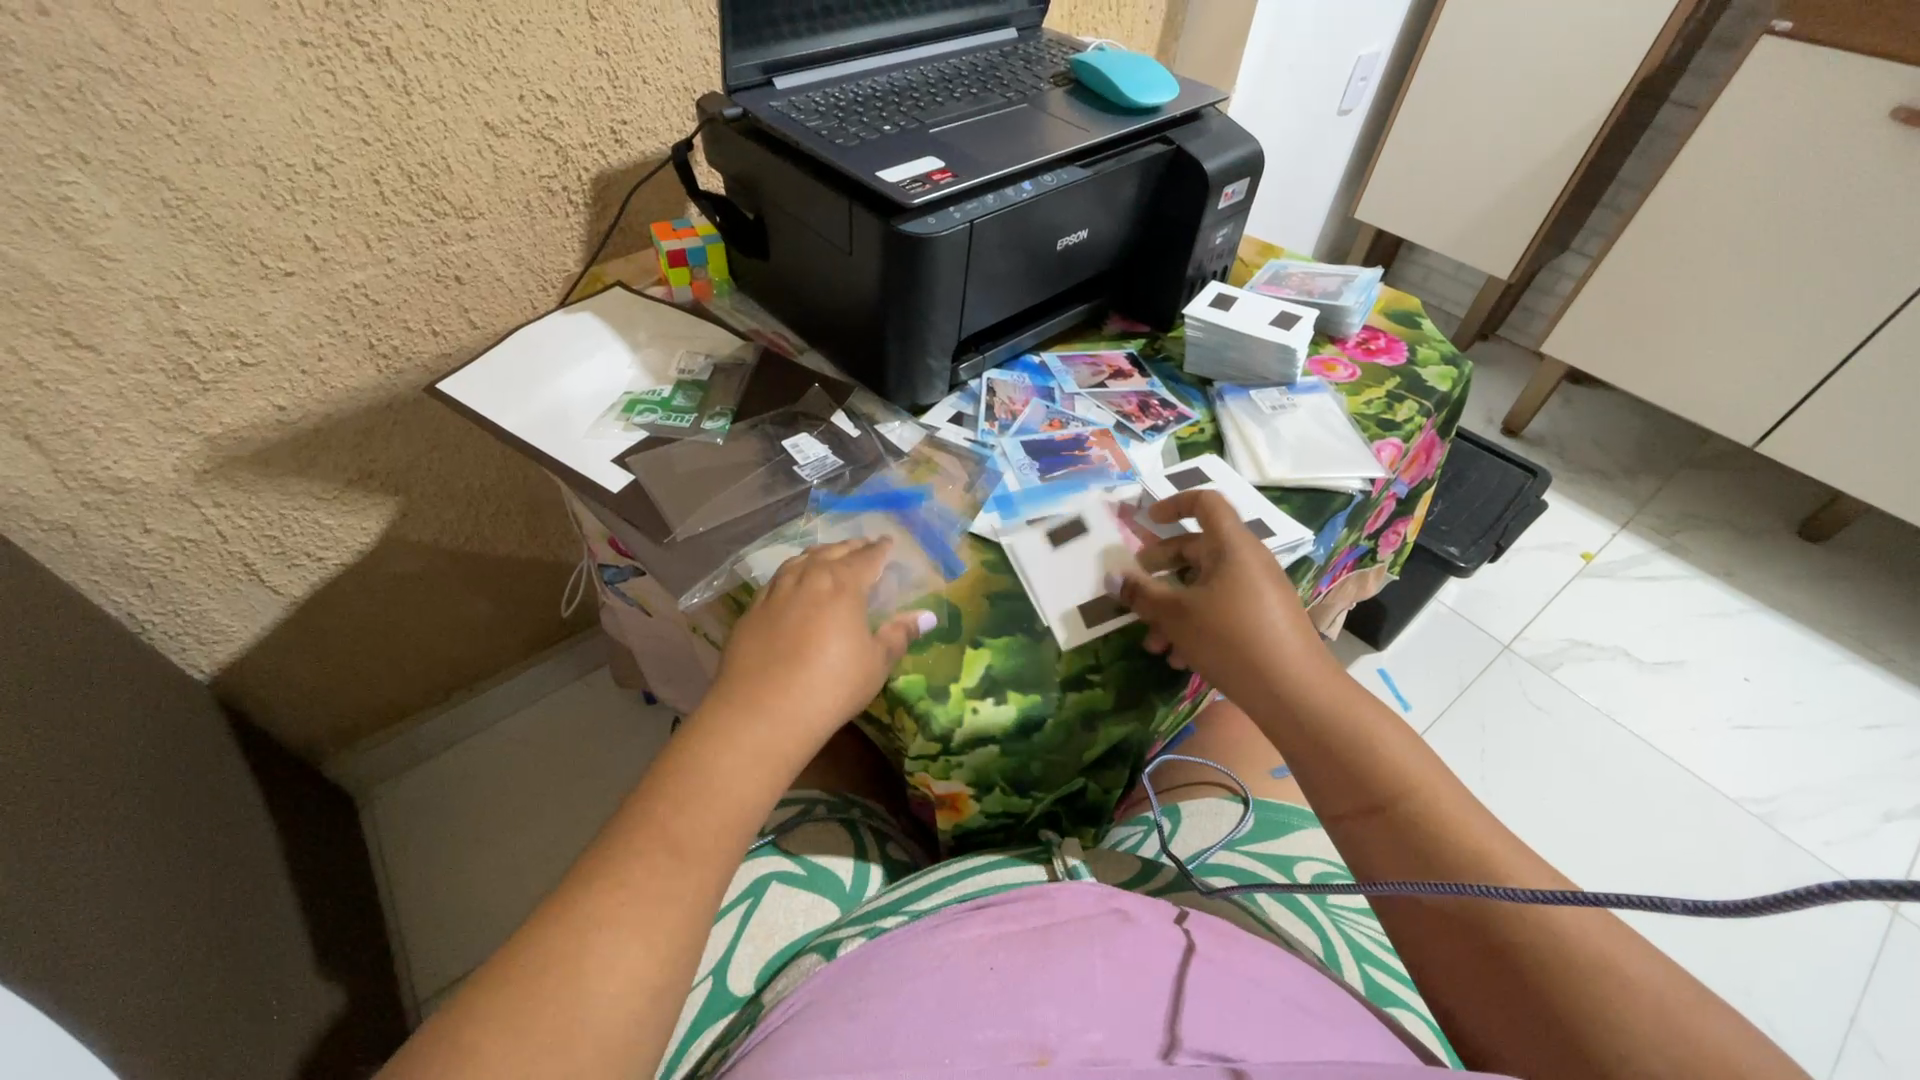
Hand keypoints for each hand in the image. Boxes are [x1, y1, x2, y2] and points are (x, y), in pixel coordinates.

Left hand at [703, 537, 935, 749]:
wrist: (762, 711)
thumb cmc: (831, 686)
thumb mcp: (875, 663)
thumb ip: (899, 635)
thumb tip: (927, 616)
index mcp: (843, 584)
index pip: (867, 557)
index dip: (881, 550)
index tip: (888, 544)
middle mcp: (808, 577)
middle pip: (833, 552)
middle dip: (851, 547)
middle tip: (863, 546)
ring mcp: (775, 591)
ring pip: (800, 561)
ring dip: (820, 555)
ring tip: (829, 557)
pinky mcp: (752, 610)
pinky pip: (777, 579)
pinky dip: (793, 573)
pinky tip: (792, 584)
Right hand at [1113, 490, 1328, 703]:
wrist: (1293, 691)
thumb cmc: (1230, 639)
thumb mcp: (1176, 615)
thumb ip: (1141, 593)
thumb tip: (1112, 577)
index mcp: (1231, 545)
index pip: (1204, 502)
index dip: (1173, 504)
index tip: (1147, 521)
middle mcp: (1247, 561)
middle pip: (1197, 550)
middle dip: (1160, 573)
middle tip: (1135, 592)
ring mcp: (1258, 591)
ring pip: (1204, 587)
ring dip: (1173, 610)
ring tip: (1153, 644)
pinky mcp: (1263, 621)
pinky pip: (1221, 610)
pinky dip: (1196, 626)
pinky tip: (1179, 660)